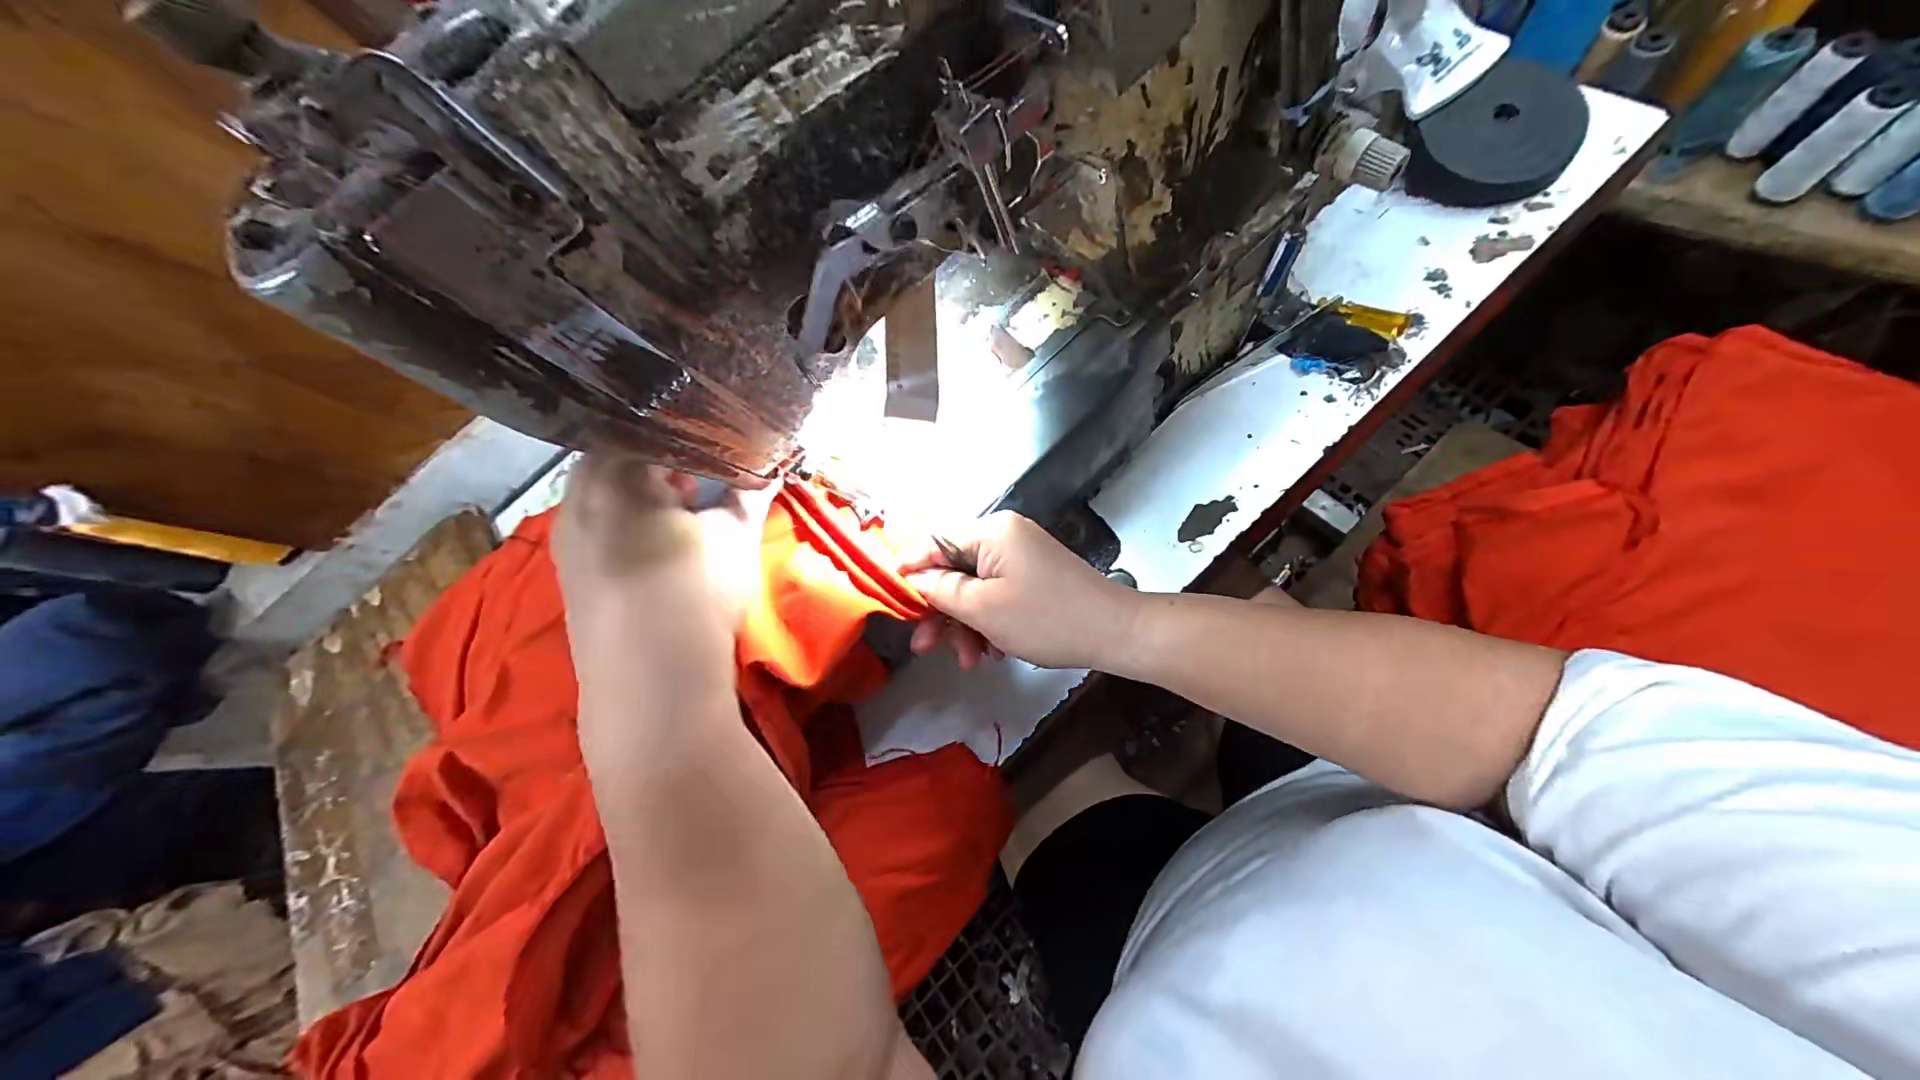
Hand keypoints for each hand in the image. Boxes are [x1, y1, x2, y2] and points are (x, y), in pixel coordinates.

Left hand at [553, 456, 774, 670]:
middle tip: (695, 486)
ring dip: (640, 502)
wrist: (649, 676)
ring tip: (680, 522)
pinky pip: (595, 534)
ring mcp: (566, 542)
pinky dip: (624, 532)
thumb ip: (751, 494)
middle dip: (658, 469)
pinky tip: (657, 558)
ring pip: (603, 500)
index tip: (709, 452)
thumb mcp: (736, 536)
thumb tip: (772, 469)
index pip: (645, 431)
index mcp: (613, 473)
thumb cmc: (696, 588)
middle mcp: (576, 499)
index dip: (683, 439)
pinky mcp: (568, 578)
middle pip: (617, 464)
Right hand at [899, 511, 1140, 670]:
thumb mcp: (983, 608)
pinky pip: (998, 596)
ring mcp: (1022, 558)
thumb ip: (941, 590)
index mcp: (992, 532)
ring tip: (970, 661)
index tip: (891, 596)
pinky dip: (989, 623)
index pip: (935, 541)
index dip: (910, 569)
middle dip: (941, 612)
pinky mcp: (1034, 579)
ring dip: (966, 626)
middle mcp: (1005, 538)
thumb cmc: (1045, 618)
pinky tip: (994, 652)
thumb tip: (912, 576)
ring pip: (976, 589)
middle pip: (955, 570)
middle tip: (925, 648)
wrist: (1115, 632)